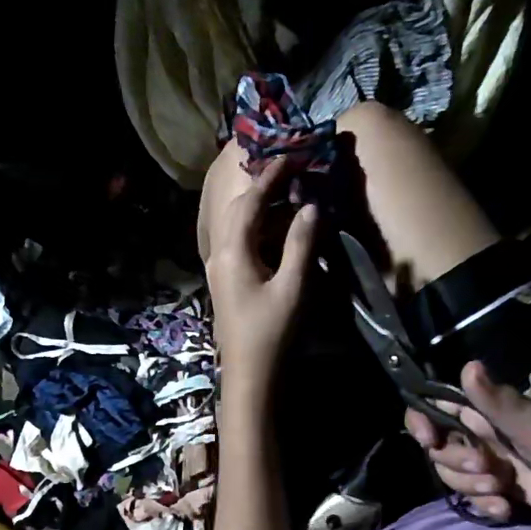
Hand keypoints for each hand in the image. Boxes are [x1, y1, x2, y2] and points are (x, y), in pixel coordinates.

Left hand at [204, 157, 318, 392]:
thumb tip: (310, 206)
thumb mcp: (292, 288)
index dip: (270, 176)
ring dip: (259, 206)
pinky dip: (258, 226)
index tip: (290, 156)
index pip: (251, 202)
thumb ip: (301, 244)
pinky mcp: (226, 279)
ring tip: (287, 194)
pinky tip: (276, 229)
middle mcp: (220, 254)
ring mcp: (220, 267)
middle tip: (289, 171)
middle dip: (262, 186)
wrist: (249, 373)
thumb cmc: (271, 332)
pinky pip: (239, 241)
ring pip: (237, 224)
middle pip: (238, 209)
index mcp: (233, 252)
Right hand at [405, 361, 530, 528]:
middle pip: (438, 447)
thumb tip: (469, 366)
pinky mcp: (495, 489)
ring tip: (502, 491)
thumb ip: (498, 402)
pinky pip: (470, 498)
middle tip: (488, 469)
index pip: (434, 405)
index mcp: (484, 411)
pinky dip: (485, 505)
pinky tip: (506, 508)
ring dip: (471, 487)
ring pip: (451, 475)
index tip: (427, 439)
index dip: (420, 420)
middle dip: (456, 463)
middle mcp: (479, 433)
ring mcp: (486, 462)